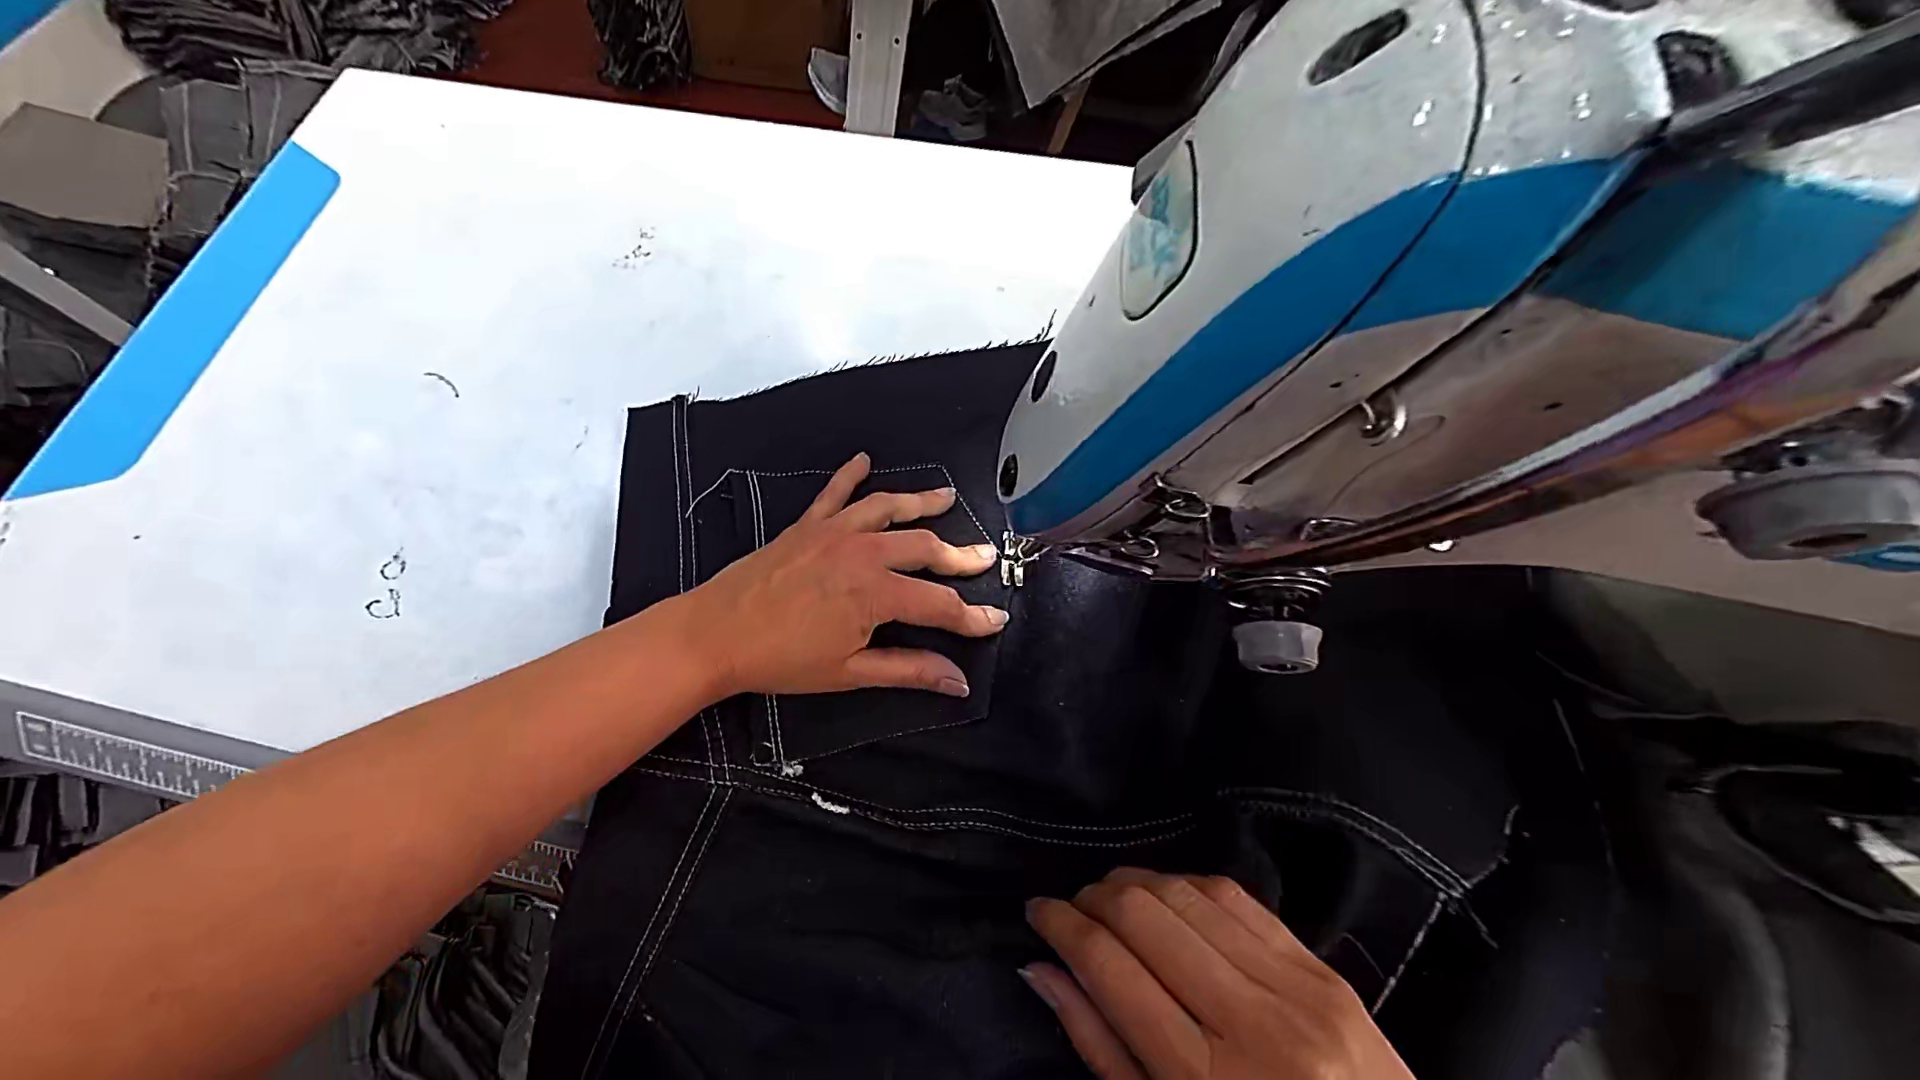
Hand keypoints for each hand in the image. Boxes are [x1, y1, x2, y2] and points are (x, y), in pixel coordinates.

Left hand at [661, 453, 1006, 700]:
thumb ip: (909, 671)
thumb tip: (957, 681)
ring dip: (921, 501)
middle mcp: (863, 553)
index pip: (940, 604)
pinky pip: (835, 492)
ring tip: (946, 497)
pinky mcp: (807, 525)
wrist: (714, 633)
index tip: (997, 618)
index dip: (972, 616)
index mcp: (876, 593)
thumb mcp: (850, 672)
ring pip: (889, 508)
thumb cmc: (781, 659)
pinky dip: (850, 474)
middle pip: (925, 548)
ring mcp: (834, 532)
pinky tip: (863, 459)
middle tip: (985, 557)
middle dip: (960, 555)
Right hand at [1023, 868, 1415, 1079]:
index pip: (1108, 968)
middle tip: (1073, 908)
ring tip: (1110, 898)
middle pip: (1143, 916)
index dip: (1060, 926)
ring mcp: (1296, 988)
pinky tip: (1165, 896)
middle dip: (1092, 898)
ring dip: (1133, 882)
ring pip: (1184, 893)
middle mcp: (1254, 1025)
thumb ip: (1098, 1045)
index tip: (1038, 911)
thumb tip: (1040, 968)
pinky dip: (1184, 885)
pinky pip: (1232, 895)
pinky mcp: (1321, 967)